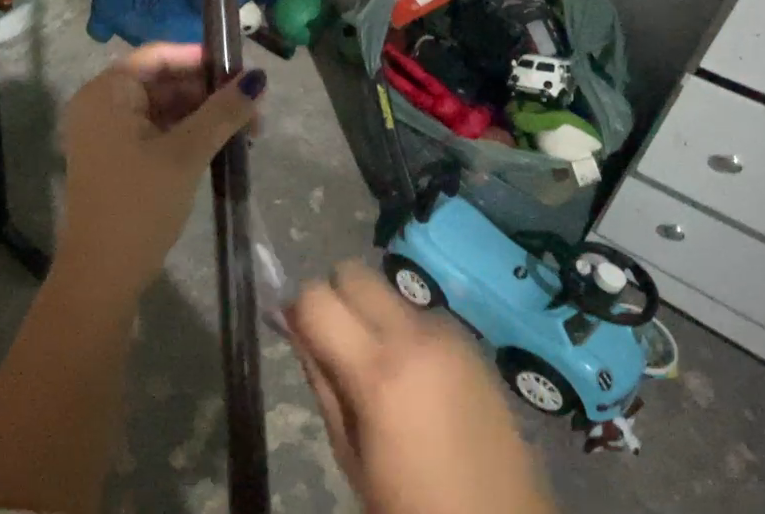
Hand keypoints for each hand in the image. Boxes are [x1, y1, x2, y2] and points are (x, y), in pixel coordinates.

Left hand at [55, 43, 264, 296]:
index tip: (242, 72)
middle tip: (254, 110)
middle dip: (208, 93)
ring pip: (161, 108)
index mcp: (106, 92)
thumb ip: (222, 112)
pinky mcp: (115, 159)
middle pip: (161, 81)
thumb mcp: (186, 153)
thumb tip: (259, 78)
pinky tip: (221, 146)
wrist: (103, 273)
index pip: (157, 56)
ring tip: (247, 132)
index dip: (200, 59)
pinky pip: (154, 131)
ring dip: (202, 116)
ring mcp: (105, 133)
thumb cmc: (140, 204)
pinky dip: (186, 135)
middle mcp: (100, 104)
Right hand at [288, 263, 555, 513]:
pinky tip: (415, 375)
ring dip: (372, 313)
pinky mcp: (472, 343)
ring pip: (388, 290)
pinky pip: (419, 315)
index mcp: (378, 370)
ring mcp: (449, 335)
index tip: (299, 334)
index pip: (315, 295)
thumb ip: (319, 378)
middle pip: (354, 272)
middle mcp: (415, 336)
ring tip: (380, 364)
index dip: (299, 311)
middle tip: (337, 342)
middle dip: (336, 297)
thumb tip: (292, 325)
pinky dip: (404, 330)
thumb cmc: (410, 499)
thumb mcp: (348, 450)